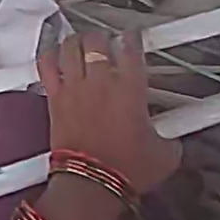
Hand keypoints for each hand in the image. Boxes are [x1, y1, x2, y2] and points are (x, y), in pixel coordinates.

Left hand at [38, 31, 180, 192]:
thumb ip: (172, 136)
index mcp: (131, 90)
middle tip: (104, 41)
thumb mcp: (164, 153)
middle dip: (101, 37)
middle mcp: (101, 82)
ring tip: (81, 42)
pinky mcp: (55, 98)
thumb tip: (173, 136)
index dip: (132, 37)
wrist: (92, 183)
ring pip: (70, 47)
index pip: (131, 48)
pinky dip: (49, 55)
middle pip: (97, 41)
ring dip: (76, 41)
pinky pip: (46, 66)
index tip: (132, 37)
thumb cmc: (127, 170)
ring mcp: (75, 88)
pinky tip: (54, 54)